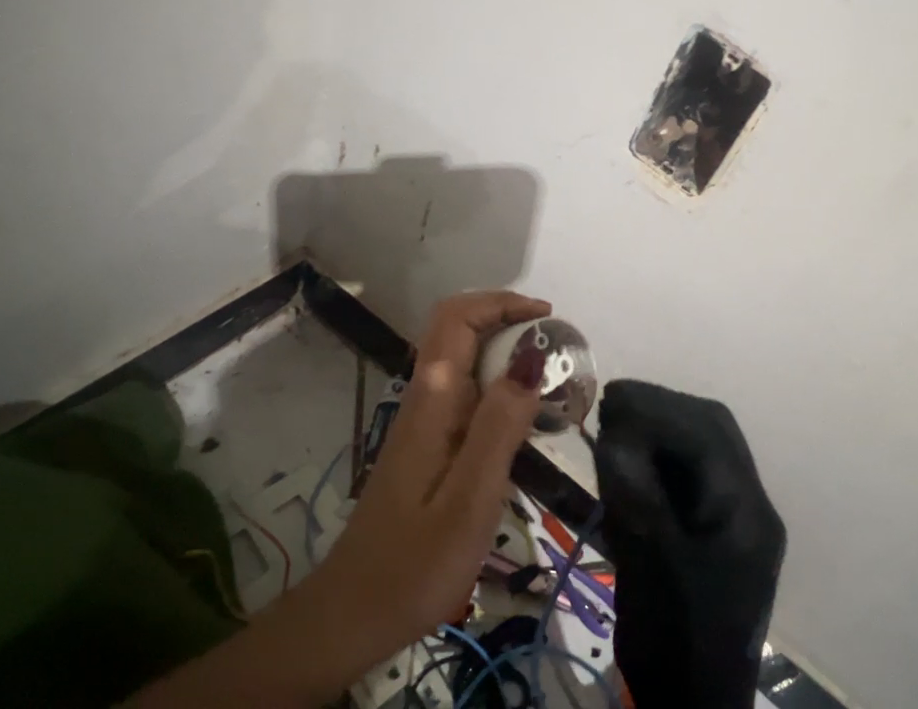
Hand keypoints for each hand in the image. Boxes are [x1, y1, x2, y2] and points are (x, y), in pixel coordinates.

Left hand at [131, 291, 549, 708]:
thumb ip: (500, 426)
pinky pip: (469, 400)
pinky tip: (528, 428)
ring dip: (510, 360)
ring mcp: (425, 426)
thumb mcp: (470, 498)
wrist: (355, 614)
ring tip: (557, 388)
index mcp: (432, 404)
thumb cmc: (416, 563)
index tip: (548, 319)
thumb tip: (532, 359)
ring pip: (466, 366)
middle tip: (562, 356)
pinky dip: (503, 394)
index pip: (456, 319)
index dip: (501, 304)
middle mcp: (425, 402)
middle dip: (512, 327)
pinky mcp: (429, 450)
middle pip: (461, 334)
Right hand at [596, 380, 784, 708]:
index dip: (658, 406)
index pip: (708, 434)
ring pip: (704, 452)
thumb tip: (614, 431)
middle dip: (663, 411)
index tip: (610, 397)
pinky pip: (693, 479)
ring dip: (662, 432)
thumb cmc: (679, 642)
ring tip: (615, 427)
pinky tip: (629, 464)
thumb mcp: (651, 568)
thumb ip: (636, 495)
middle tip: (612, 406)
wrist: (699, 708)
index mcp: (746, 510)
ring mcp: (737, 520)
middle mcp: (751, 505)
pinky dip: (661, 461)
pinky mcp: (717, 535)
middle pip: (713, 434)